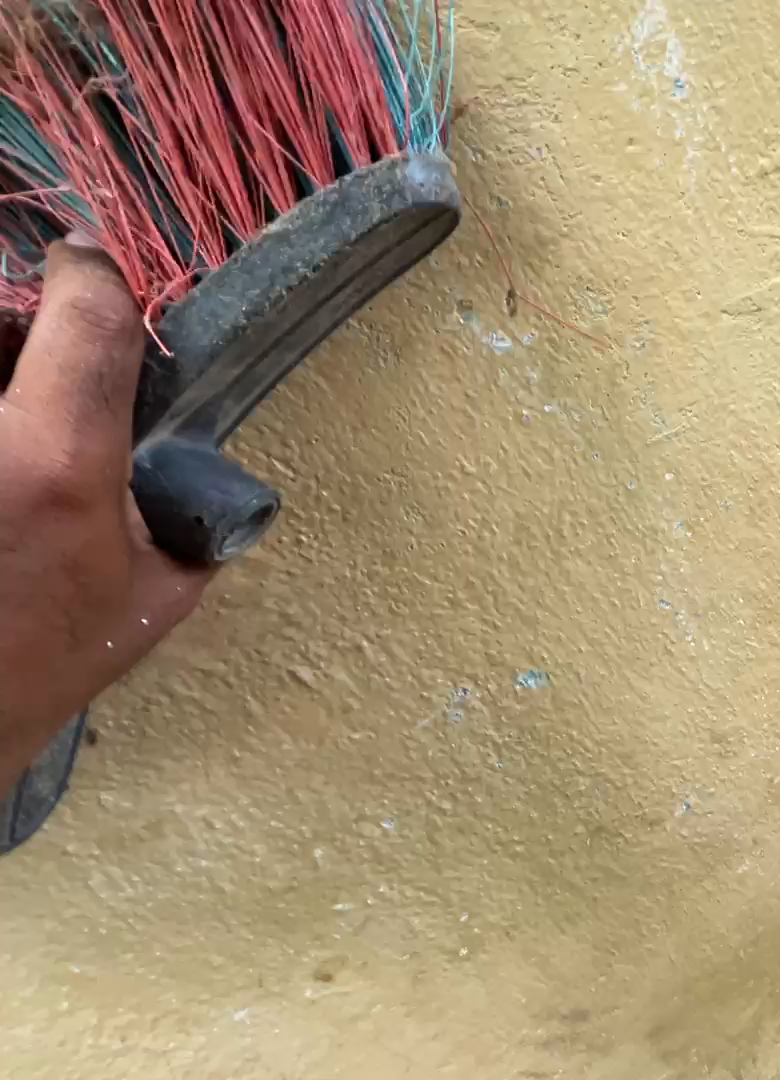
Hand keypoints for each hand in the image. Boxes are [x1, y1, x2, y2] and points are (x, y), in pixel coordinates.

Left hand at [0, 237, 211, 787]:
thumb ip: (178, 512)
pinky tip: (11, 461)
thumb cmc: (46, 659)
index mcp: (57, 465)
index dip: (93, 286)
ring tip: (19, 418)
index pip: (82, 332)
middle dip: (19, 330)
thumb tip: (174, 468)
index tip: (94, 271)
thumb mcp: (161, 587)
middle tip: (43, 364)